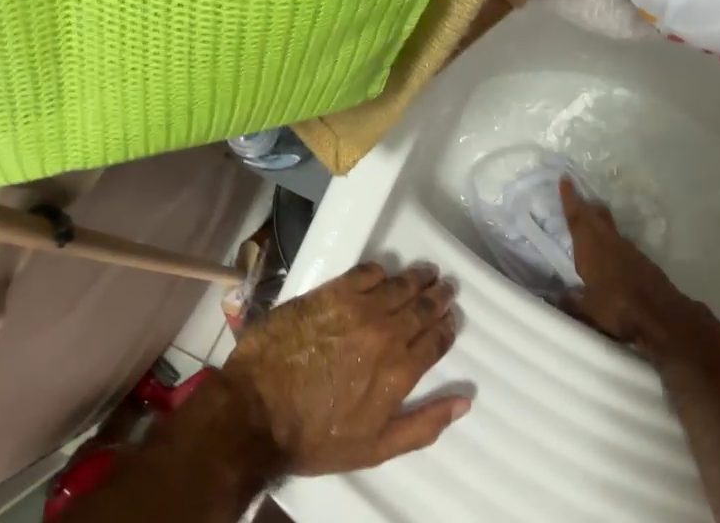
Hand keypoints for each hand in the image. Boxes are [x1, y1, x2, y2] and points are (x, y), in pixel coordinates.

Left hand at [223, 263, 467, 476]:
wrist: (254, 414)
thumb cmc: (315, 438)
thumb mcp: (376, 448)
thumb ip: (424, 425)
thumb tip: (465, 401)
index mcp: (400, 371)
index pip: (437, 339)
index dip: (447, 326)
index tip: (451, 319)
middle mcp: (386, 333)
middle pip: (422, 306)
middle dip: (438, 297)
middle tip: (447, 287)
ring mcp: (357, 309)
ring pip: (399, 285)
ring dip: (417, 278)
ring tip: (425, 273)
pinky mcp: (329, 293)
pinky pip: (365, 271)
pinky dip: (379, 271)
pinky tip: (382, 274)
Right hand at [559, 178, 697, 356]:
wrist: (661, 314)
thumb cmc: (618, 307)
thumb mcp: (588, 310)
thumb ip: (572, 302)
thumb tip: (557, 297)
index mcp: (591, 248)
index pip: (577, 218)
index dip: (570, 199)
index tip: (566, 179)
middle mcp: (610, 242)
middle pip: (596, 217)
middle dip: (586, 206)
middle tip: (579, 197)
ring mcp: (628, 250)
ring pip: (609, 228)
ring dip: (599, 221)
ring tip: (591, 221)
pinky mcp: (642, 261)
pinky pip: (620, 242)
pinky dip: (611, 239)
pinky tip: (610, 250)